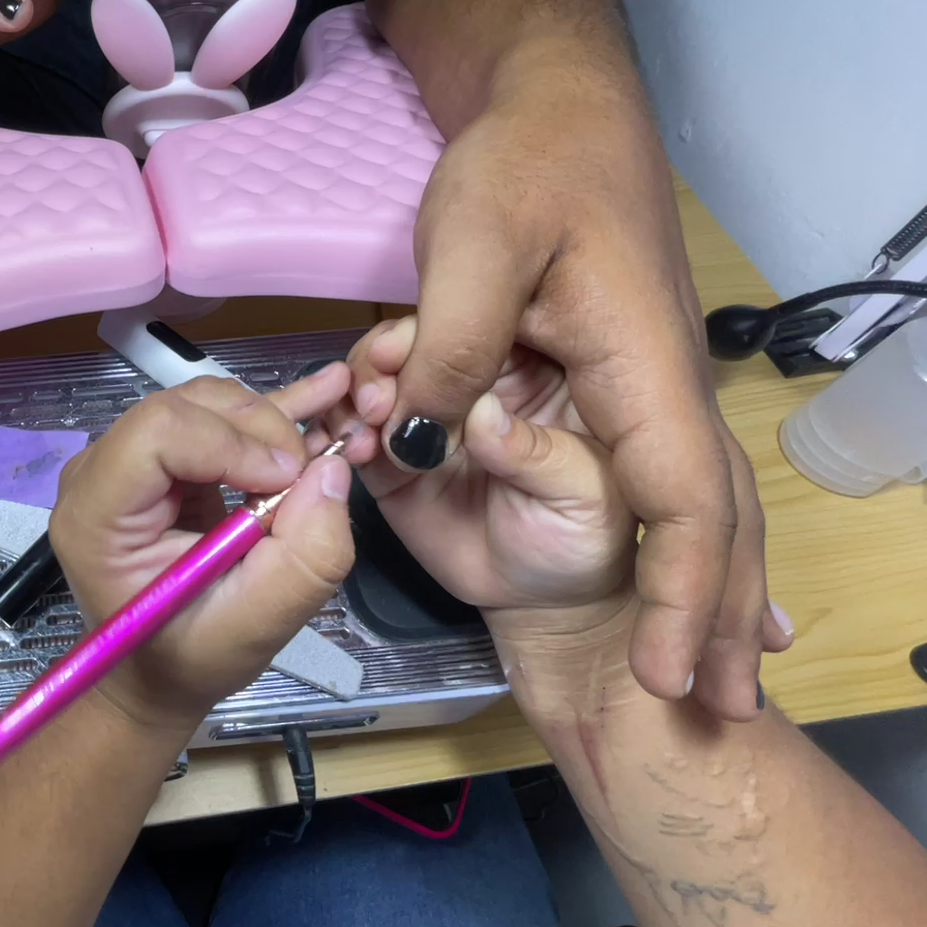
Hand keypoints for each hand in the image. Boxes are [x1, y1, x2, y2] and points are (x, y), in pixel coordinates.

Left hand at [50, 367, 355, 732]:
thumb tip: (331, 467)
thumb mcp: (255, 626)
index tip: (288, 480)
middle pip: (183, 407)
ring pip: (203, 402)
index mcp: (96, 516)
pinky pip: (211, 415)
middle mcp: (96, 473)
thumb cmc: (188, 658)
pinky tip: (322, 390)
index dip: (231, 442)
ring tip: (320, 446)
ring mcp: (122, 458)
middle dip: (259, 431)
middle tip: (306, 478)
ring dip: (268, 422)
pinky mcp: (155, 455)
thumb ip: (304, 557)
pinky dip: (265, 411)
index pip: (157, 431)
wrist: (155, 670)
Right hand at [327, 325, 633, 614]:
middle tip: (377, 399)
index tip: (411, 350)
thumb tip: (480, 414)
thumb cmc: (584, 538)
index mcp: (529, 372)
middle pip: (415, 343)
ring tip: (363, 429)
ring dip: (356, 393)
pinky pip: (353, 433)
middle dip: (385, 359)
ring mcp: (421, 420)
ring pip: (375, 380)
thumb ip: (538, 453)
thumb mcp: (585, 495)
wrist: (538, 599)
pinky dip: (340, 433)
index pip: (480, 328)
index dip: (443, 329)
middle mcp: (467, 384)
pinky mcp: (386, 459)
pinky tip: (349, 450)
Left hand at [368, 65, 786, 719]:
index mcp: (641, 365)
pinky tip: (667, 562)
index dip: (689, 594)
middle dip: (710, 612)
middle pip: (708, 514)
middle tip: (715, 705)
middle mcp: (654, 382)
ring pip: (676, 493)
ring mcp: (630, 376)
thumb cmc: (524, 170)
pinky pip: (628, 456)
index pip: (688, 499)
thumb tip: (422, 442)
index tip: (679, 676)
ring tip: (698, 663)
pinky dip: (651, 519)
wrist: (557, 108)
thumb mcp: (472, 260)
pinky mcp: (596, 365)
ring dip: (693, 580)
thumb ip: (450, 359)